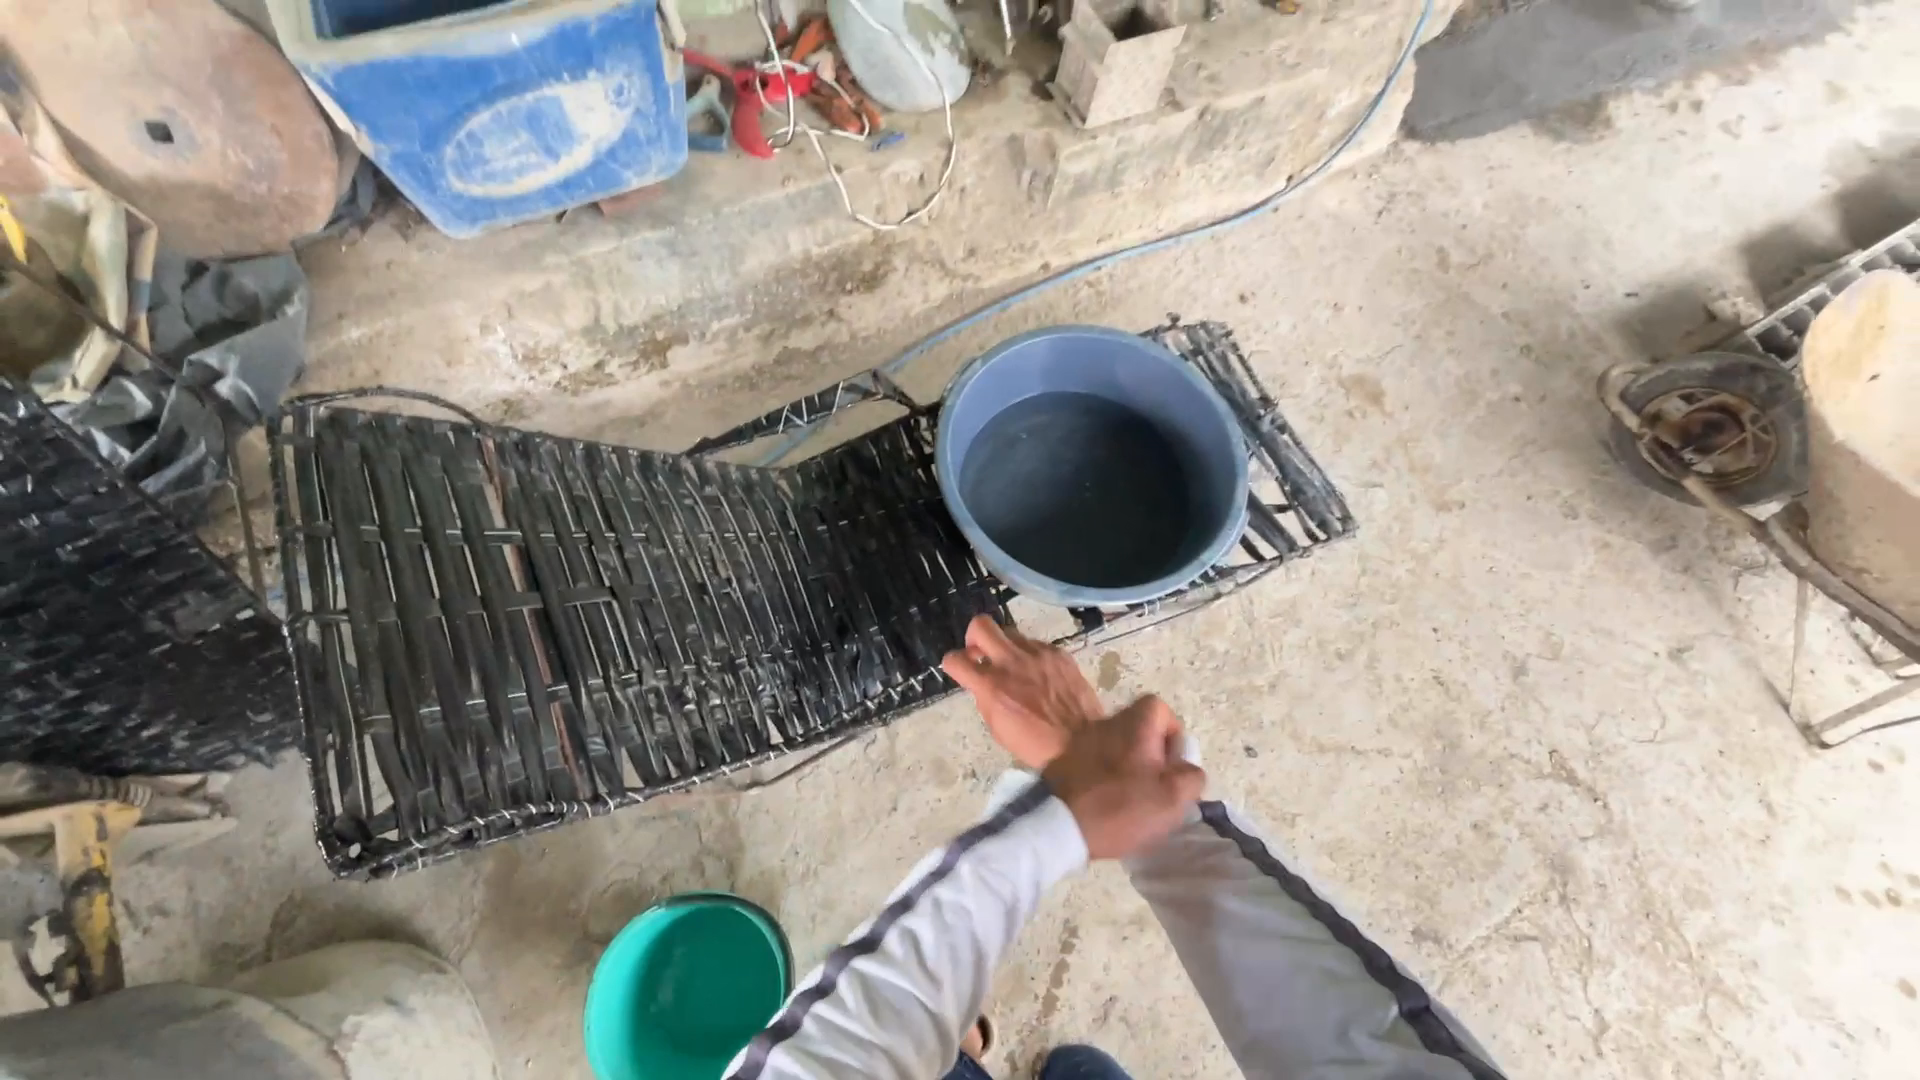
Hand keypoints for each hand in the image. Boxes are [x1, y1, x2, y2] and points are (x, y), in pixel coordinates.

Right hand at [942, 615, 1106, 768]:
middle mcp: (1011, 662)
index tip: (960, 669)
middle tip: (982, 653)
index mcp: (991, 685)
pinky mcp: (1058, 653)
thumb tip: (980, 682)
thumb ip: (984, 698)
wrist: (1082, 742)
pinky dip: (1031, 656)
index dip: (952, 663)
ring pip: (1009, 633)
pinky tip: (1040, 674)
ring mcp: (1037, 653)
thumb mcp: (997, 728)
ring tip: (1015, 667)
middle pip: (981, 625)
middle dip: (974, 636)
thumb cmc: (1034, 744)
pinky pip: (1035, 644)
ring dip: (1005, 647)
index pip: (955, 659)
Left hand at [1042, 696, 1205, 859]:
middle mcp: (1106, 722)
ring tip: (1132, 797)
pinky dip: (1106, 773)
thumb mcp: (1173, 798)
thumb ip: (1191, 776)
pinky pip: (1096, 758)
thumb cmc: (1121, 807)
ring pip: (1117, 743)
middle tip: (1156, 785)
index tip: (1173, 764)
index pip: (1159, 707)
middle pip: (1138, 726)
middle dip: (1152, 752)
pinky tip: (1108, 800)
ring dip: (1129, 764)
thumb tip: (1187, 766)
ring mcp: (1082, 739)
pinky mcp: (1066, 758)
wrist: (1060, 824)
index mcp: (1133, 724)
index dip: (1172, 733)